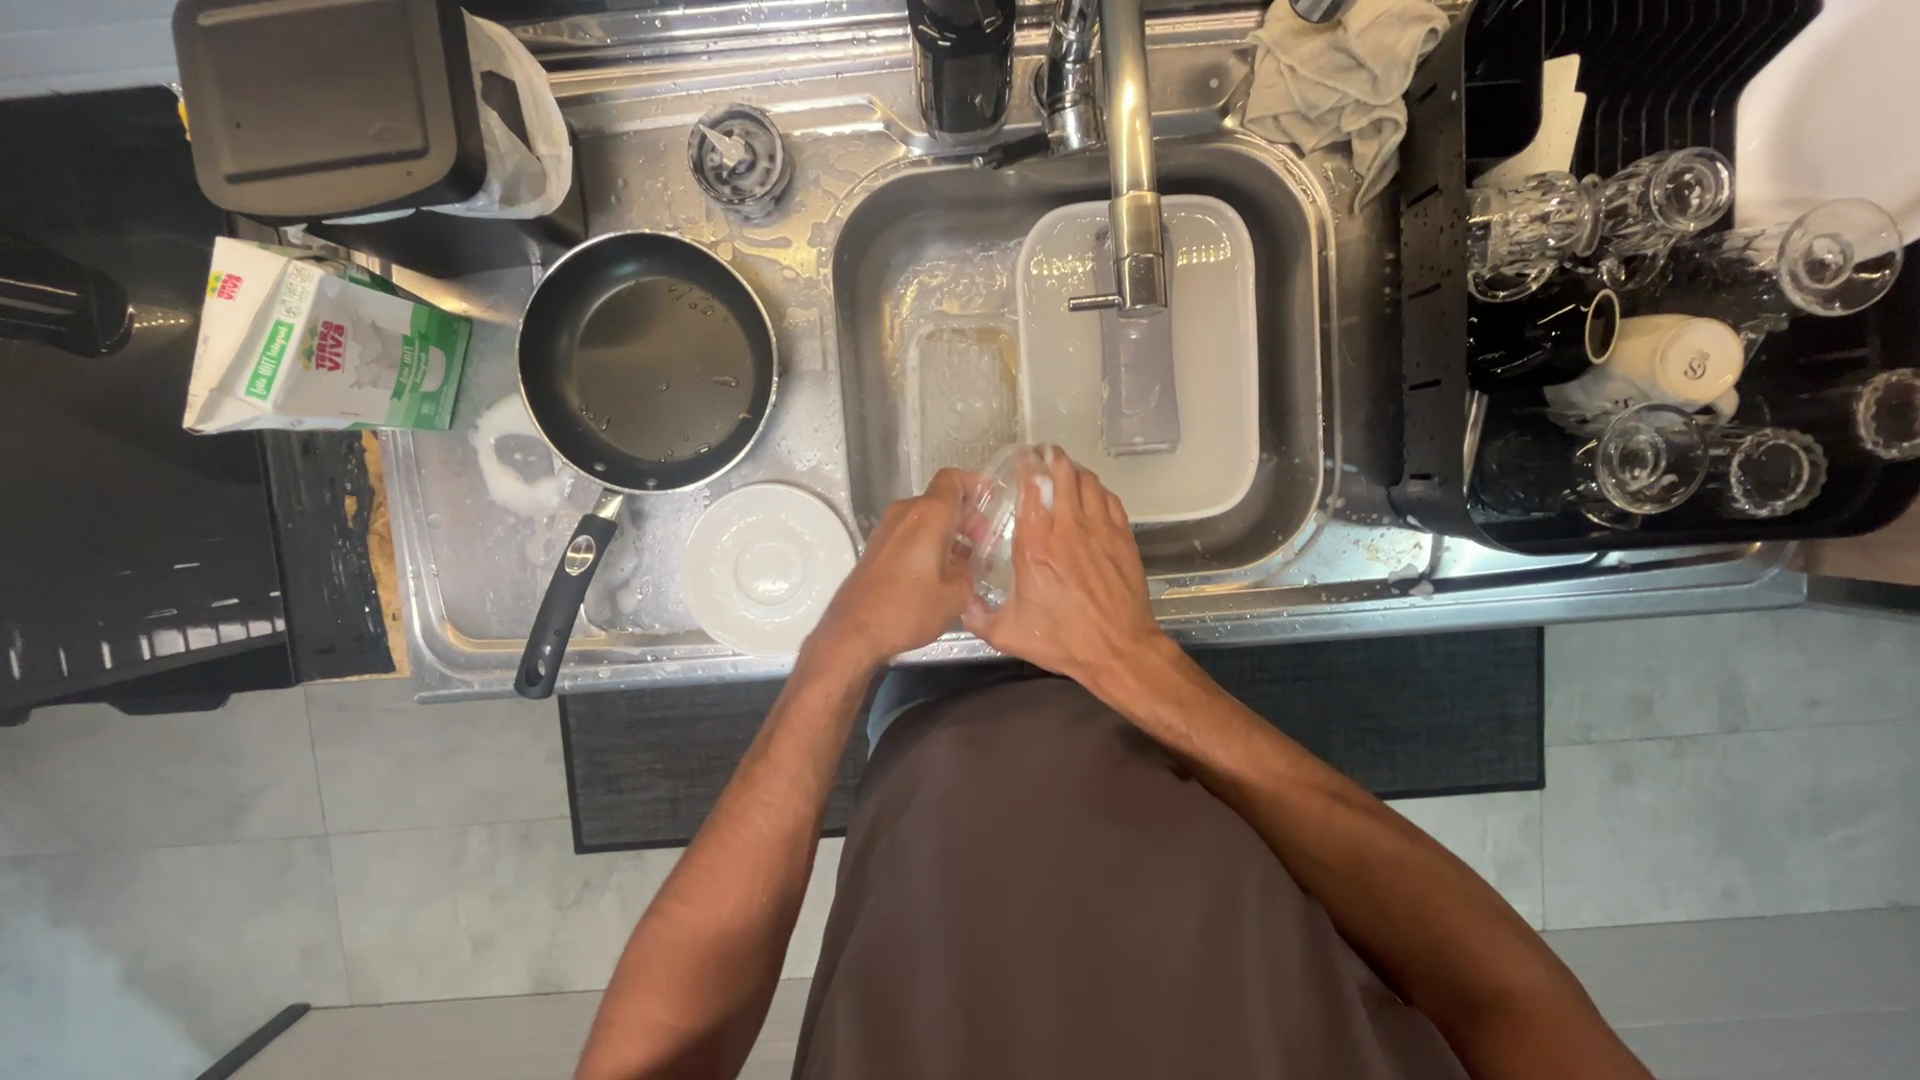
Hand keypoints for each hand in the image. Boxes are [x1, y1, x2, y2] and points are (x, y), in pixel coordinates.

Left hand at [812, 468, 975, 666]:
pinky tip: (943, 572)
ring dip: (950, 533)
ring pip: (927, 518)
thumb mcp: (955, 596)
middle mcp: (905, 514)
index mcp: (927, 516)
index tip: (992, 501)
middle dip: (968, 518)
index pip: (953, 480)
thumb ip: (970, 572)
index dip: (975, 485)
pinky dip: (931, 543)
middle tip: (985, 545)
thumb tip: (969, 565)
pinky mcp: (879, 547)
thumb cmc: (906, 611)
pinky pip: (912, 533)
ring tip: (968, 563)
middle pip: (942, 500)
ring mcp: (888, 530)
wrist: (853, 632)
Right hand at [962, 447, 1166, 686]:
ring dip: (1074, 470)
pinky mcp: (1123, 538)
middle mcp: (1068, 528)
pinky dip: (1097, 490)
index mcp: (1036, 544)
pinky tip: (1090, 494)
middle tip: (1042, 454)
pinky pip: (1109, 499)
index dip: (1025, 465)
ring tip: (1064, 470)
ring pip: (1088, 481)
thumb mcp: (1006, 633)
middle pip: (1063, 472)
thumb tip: (961, 602)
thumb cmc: (1063, 640)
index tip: (1020, 459)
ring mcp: (1100, 530)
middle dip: (1051, 457)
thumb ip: (977, 615)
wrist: (1118, 650)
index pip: (1031, 486)